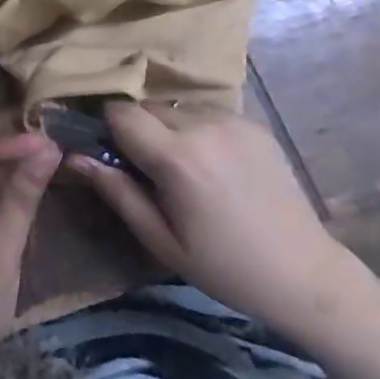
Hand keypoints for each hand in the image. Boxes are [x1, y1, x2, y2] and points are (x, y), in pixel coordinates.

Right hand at [67, 101, 343, 330]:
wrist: (304, 271)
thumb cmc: (225, 267)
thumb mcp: (162, 241)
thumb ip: (117, 192)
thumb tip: (75, 156)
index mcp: (178, 158)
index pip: (121, 113)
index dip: (108, 127)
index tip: (109, 151)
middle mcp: (203, 126)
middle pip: (148, 106)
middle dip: (138, 128)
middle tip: (148, 168)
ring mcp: (232, 120)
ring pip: (177, 108)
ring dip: (168, 127)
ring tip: (185, 168)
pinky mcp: (253, 122)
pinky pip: (207, 113)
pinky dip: (198, 130)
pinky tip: (214, 165)